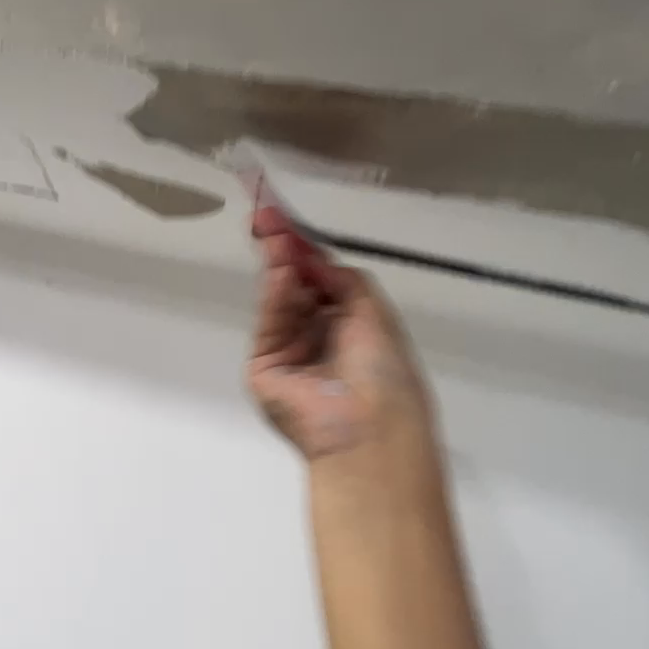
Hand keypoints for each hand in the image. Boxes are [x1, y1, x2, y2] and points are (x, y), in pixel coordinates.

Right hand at [247, 205, 430, 460]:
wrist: (368, 428)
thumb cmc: (385, 374)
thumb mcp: (375, 315)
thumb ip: (344, 280)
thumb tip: (315, 260)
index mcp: (347, 327)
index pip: (318, 280)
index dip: (305, 251)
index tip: (286, 221)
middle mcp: (316, 336)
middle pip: (294, 286)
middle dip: (282, 252)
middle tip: (266, 220)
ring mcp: (287, 352)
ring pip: (279, 301)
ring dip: (277, 269)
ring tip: (272, 238)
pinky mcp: (264, 367)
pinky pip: (269, 325)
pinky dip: (273, 298)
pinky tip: (278, 274)